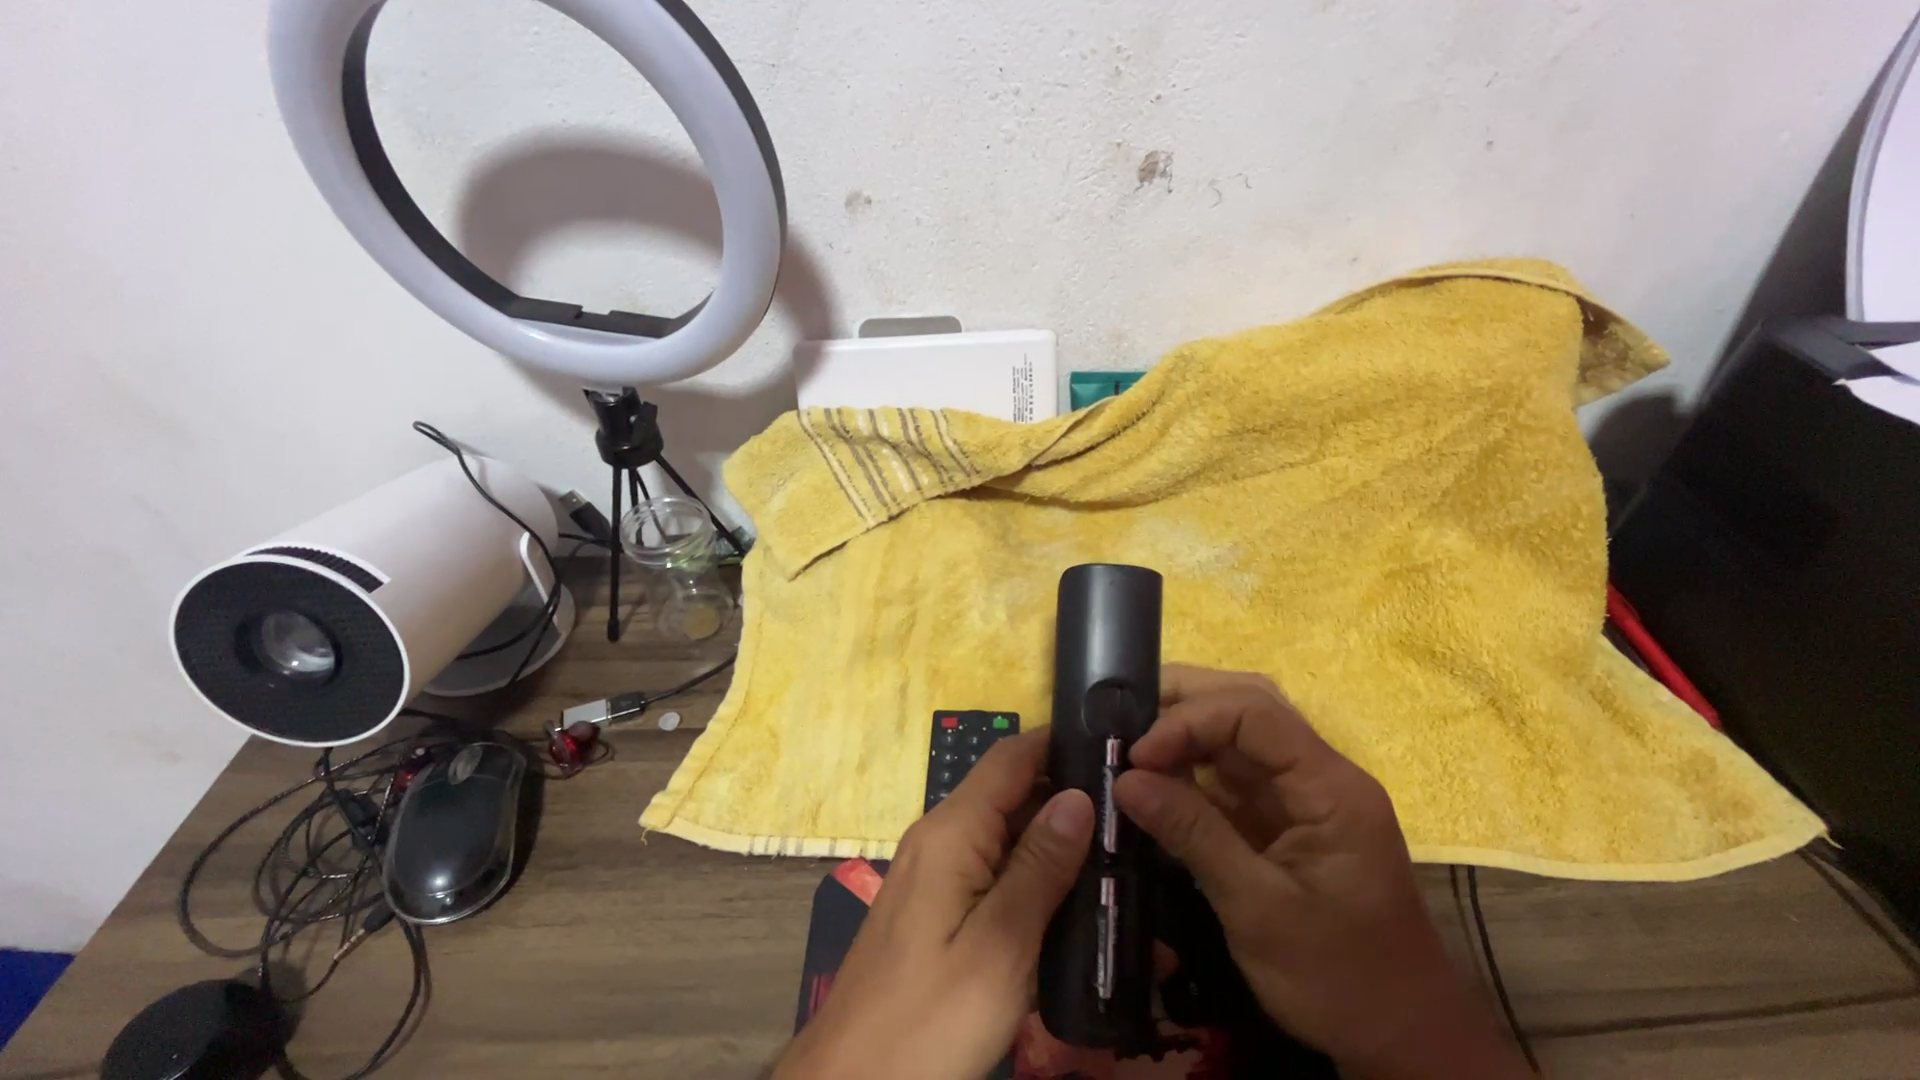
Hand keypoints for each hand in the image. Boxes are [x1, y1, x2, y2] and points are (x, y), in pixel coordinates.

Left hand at [775, 731, 1094, 1079]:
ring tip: (1128, 869)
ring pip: (1010, 840)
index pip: (1012, 757)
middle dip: (1074, 803)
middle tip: (1143, 824)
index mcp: (952, 832)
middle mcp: (941, 840)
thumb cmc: (929, 1018)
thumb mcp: (999, 946)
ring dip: (1062, 850)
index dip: (1062, 743)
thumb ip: (1039, 868)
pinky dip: (1038, 885)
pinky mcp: (940, 912)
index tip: (1122, 751)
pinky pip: (997, 878)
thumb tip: (1078, 796)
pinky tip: (1080, 913)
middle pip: (1014, 796)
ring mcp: (938, 876)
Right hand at [1113, 666, 1532, 1079]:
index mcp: (1330, 788)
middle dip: (1183, 703)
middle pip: (1249, 705)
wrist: (1399, 1034)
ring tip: (1128, 740)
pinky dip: (1190, 767)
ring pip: (1239, 732)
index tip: (1137, 754)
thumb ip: (1193, 834)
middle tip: (1118, 717)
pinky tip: (1153, 775)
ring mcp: (1302, 795)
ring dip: (1184, 729)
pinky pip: (1233, 773)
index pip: (1256, 713)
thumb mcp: (1257, 909)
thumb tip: (1125, 780)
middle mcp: (1319, 775)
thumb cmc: (1337, 978)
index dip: (1190, 719)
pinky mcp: (1284, 818)